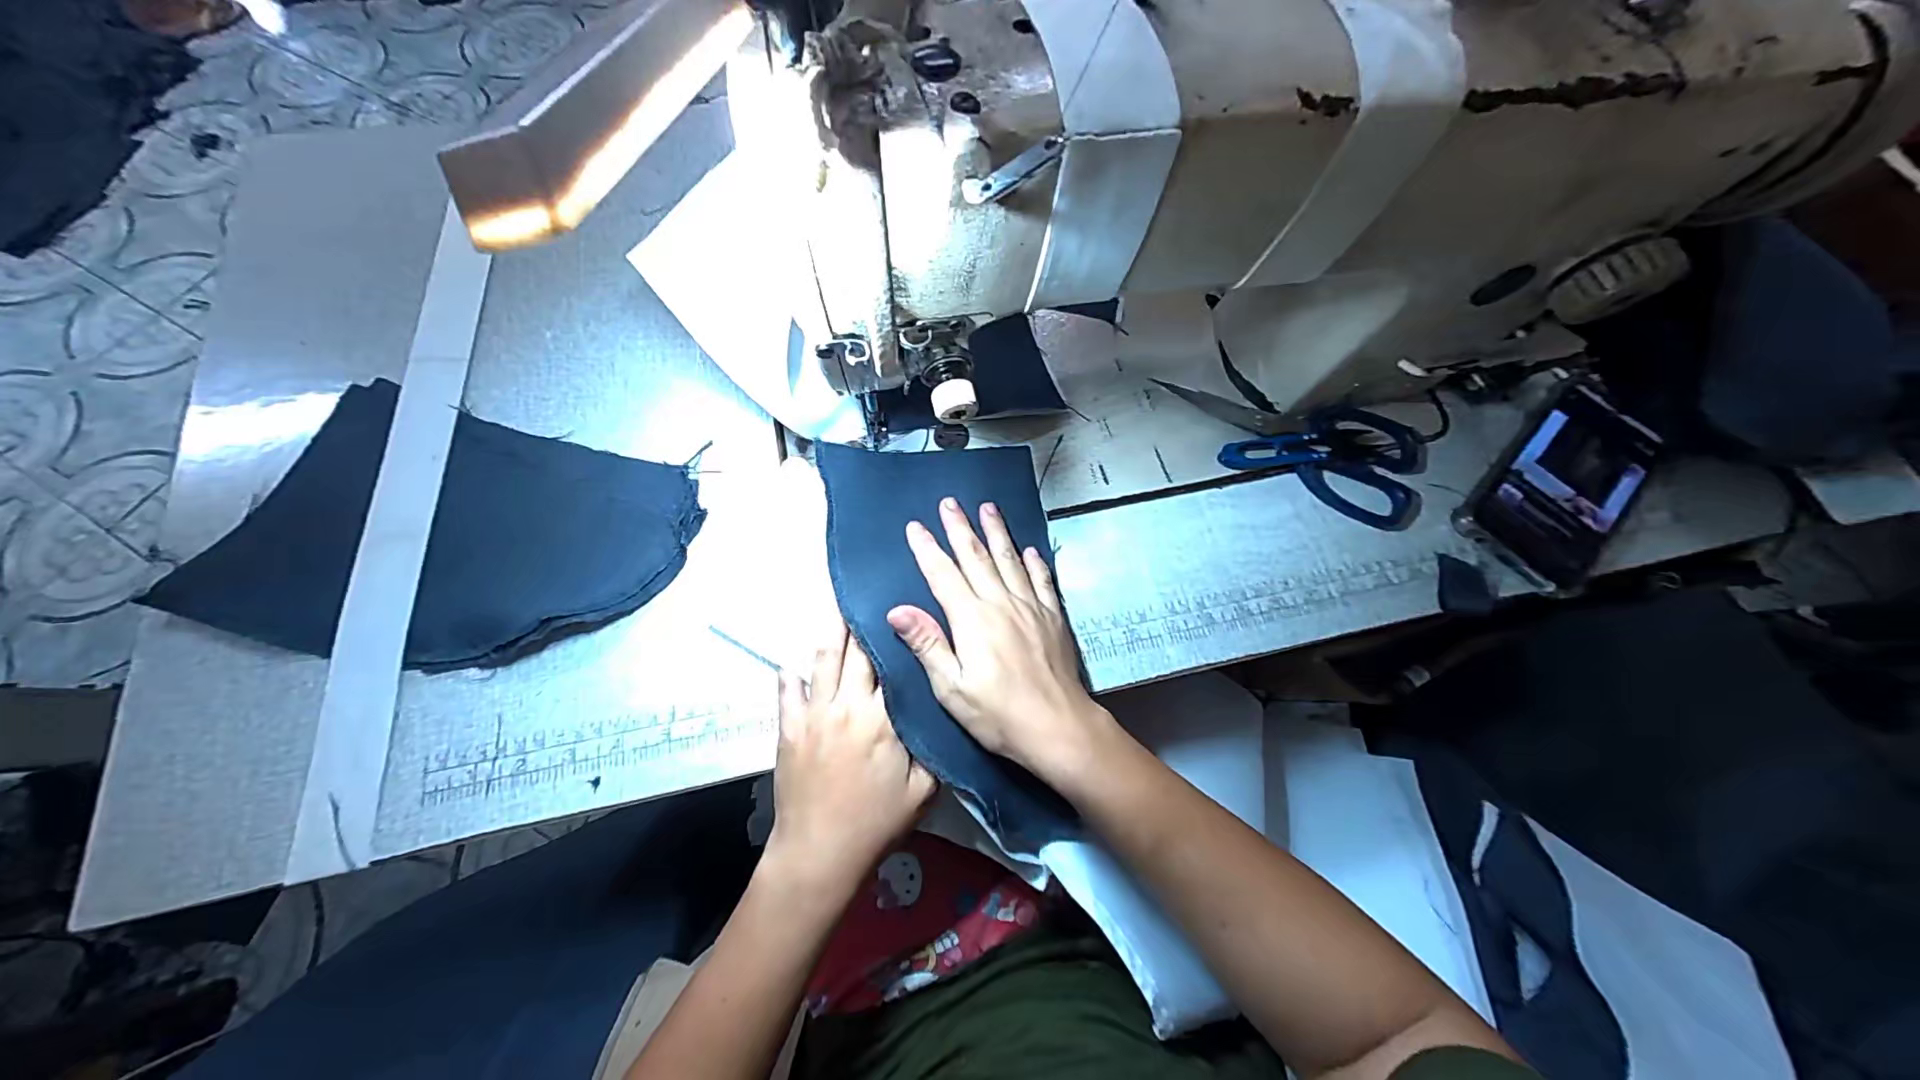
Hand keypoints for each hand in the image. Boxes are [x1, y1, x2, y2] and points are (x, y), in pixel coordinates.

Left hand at [767, 621, 936, 893]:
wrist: (820, 853)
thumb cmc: (877, 823)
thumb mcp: (924, 790)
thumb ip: (934, 747)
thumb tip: (941, 712)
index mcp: (883, 718)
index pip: (891, 664)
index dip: (897, 634)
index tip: (902, 608)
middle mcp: (848, 705)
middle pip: (856, 651)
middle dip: (862, 619)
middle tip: (869, 591)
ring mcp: (814, 713)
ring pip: (822, 658)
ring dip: (830, 629)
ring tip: (836, 602)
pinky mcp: (789, 727)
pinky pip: (788, 688)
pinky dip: (792, 670)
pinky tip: (796, 656)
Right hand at [886, 497, 1119, 788]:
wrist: (1059, 727)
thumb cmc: (1000, 715)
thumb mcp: (952, 689)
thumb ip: (928, 645)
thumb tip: (898, 611)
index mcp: (972, 620)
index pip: (943, 575)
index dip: (927, 549)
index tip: (916, 527)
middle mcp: (1001, 604)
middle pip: (976, 557)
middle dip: (960, 528)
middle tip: (949, 503)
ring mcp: (1030, 608)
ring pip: (1009, 560)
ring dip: (996, 533)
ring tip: (987, 509)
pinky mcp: (1053, 618)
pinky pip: (1041, 581)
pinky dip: (1034, 562)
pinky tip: (1030, 550)